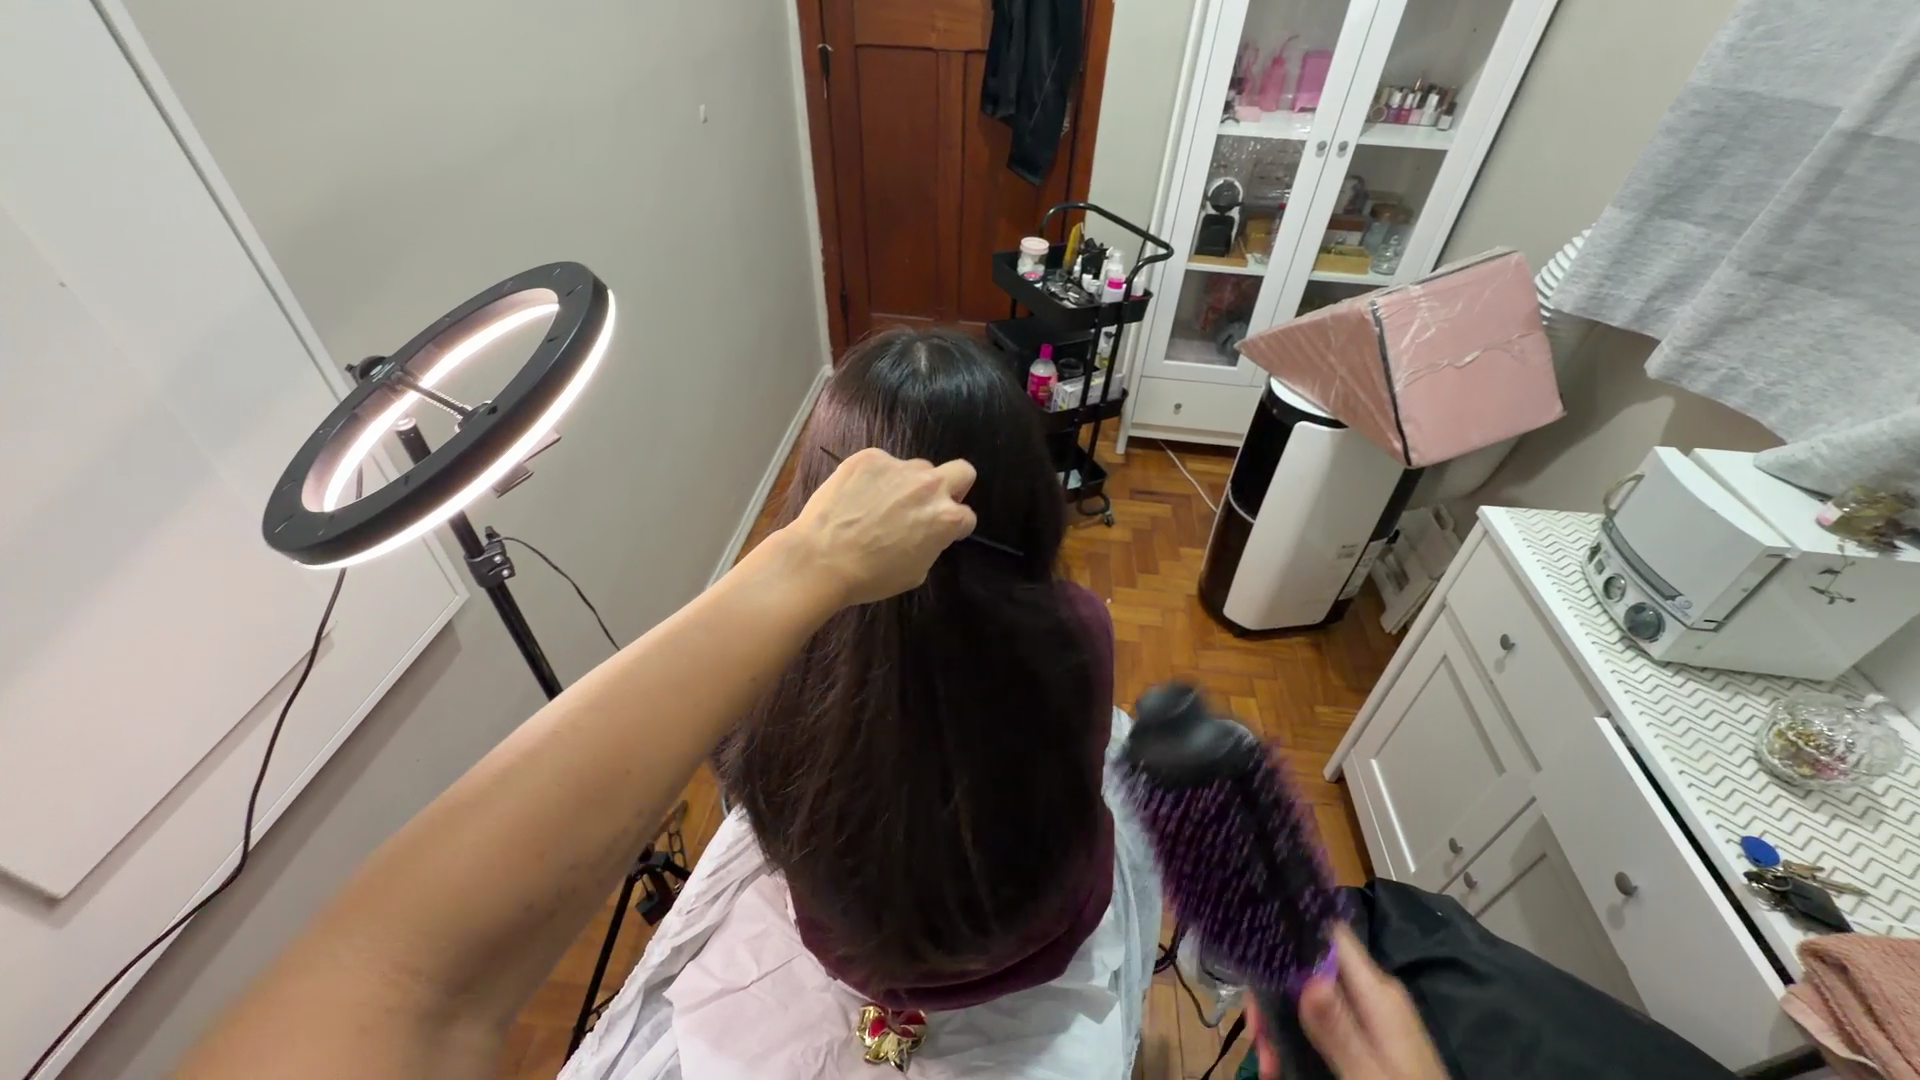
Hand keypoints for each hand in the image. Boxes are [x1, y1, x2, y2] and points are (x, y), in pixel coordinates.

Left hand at [780, 447, 977, 607]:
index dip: (954, 528)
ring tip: (879, 505)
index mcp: (946, 518)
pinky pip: (881, 464)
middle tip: (928, 505)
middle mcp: (930, 486)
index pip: (967, 516)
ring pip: (917, 468)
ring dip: (908, 484)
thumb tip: (926, 532)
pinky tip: (855, 497)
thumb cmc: (870, 577)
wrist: (821, 560)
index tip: (940, 533)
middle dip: (953, 487)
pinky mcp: (869, 457)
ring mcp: (899, 467)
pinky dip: (875, 478)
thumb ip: (931, 543)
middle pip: (962, 471)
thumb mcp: (916, 571)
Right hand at [1246, 926, 1446, 1079]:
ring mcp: (1370, 1016)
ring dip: (1281, 1023)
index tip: (1252, 945)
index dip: (1291, 930)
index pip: (1330, 935)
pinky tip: (1280, 1064)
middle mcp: (1372, 994)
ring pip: (1309, 998)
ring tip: (1265, 1062)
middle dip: (1274, 994)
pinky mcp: (1367, 1037)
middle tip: (1255, 1033)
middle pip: (1310, 970)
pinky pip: (1323, 1022)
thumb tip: (1308, 976)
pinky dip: (1298, 1039)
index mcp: (1377, 992)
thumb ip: (1340, 1030)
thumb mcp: (1368, 1076)